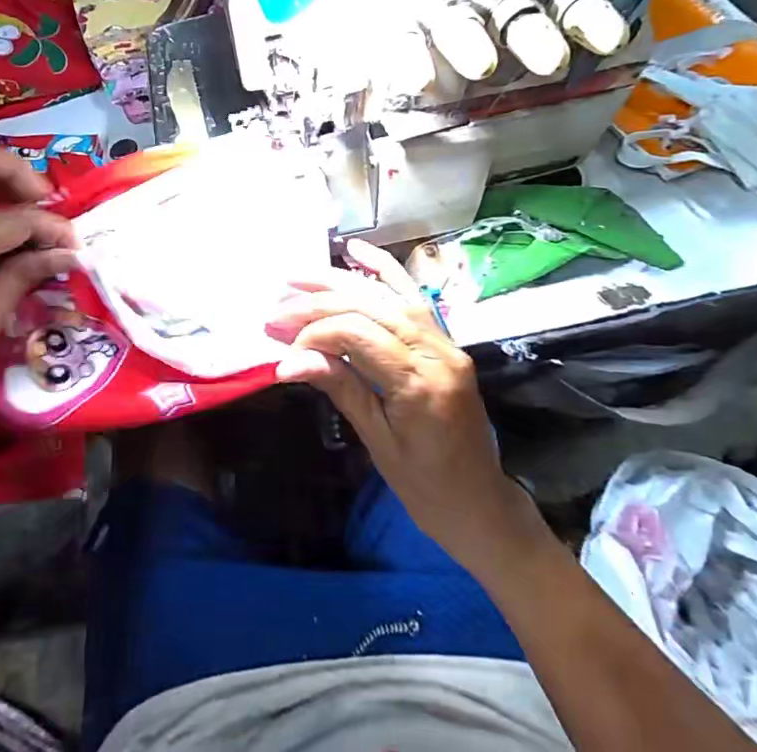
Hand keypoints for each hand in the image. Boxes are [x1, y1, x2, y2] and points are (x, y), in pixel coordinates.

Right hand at [266, 239, 539, 566]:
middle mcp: (438, 353)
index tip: (281, 343)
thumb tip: (289, 361)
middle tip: (277, 307)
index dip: (316, 332)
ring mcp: (447, 344)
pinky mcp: (446, 343)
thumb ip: (339, 387)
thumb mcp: (376, 441)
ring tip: (300, 277)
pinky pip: (414, 299)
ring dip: (342, 282)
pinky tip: (358, 253)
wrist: (479, 503)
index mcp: (421, 383)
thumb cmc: (424, 486)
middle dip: (319, 303)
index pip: (359, 335)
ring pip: (390, 296)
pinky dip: (385, 273)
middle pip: (372, 308)